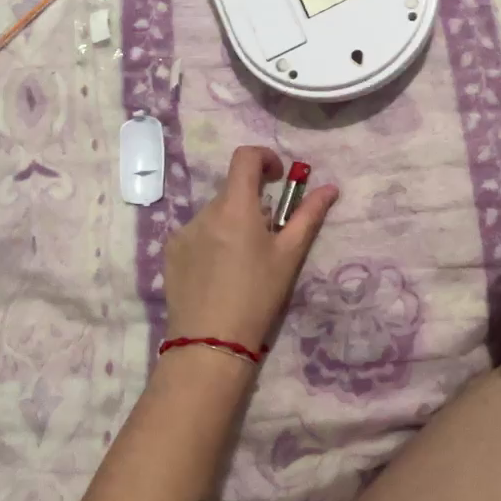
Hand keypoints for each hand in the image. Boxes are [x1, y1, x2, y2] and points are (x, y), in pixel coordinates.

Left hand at [162, 146, 337, 353]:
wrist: (210, 343)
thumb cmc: (257, 296)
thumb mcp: (289, 256)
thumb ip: (308, 216)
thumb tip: (330, 188)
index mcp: (235, 207)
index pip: (245, 158)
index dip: (264, 158)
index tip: (278, 178)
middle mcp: (205, 211)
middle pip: (232, 191)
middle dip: (253, 203)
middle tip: (268, 237)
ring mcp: (183, 232)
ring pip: (215, 214)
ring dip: (232, 224)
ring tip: (243, 262)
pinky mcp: (170, 252)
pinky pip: (197, 233)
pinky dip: (212, 241)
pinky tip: (219, 274)